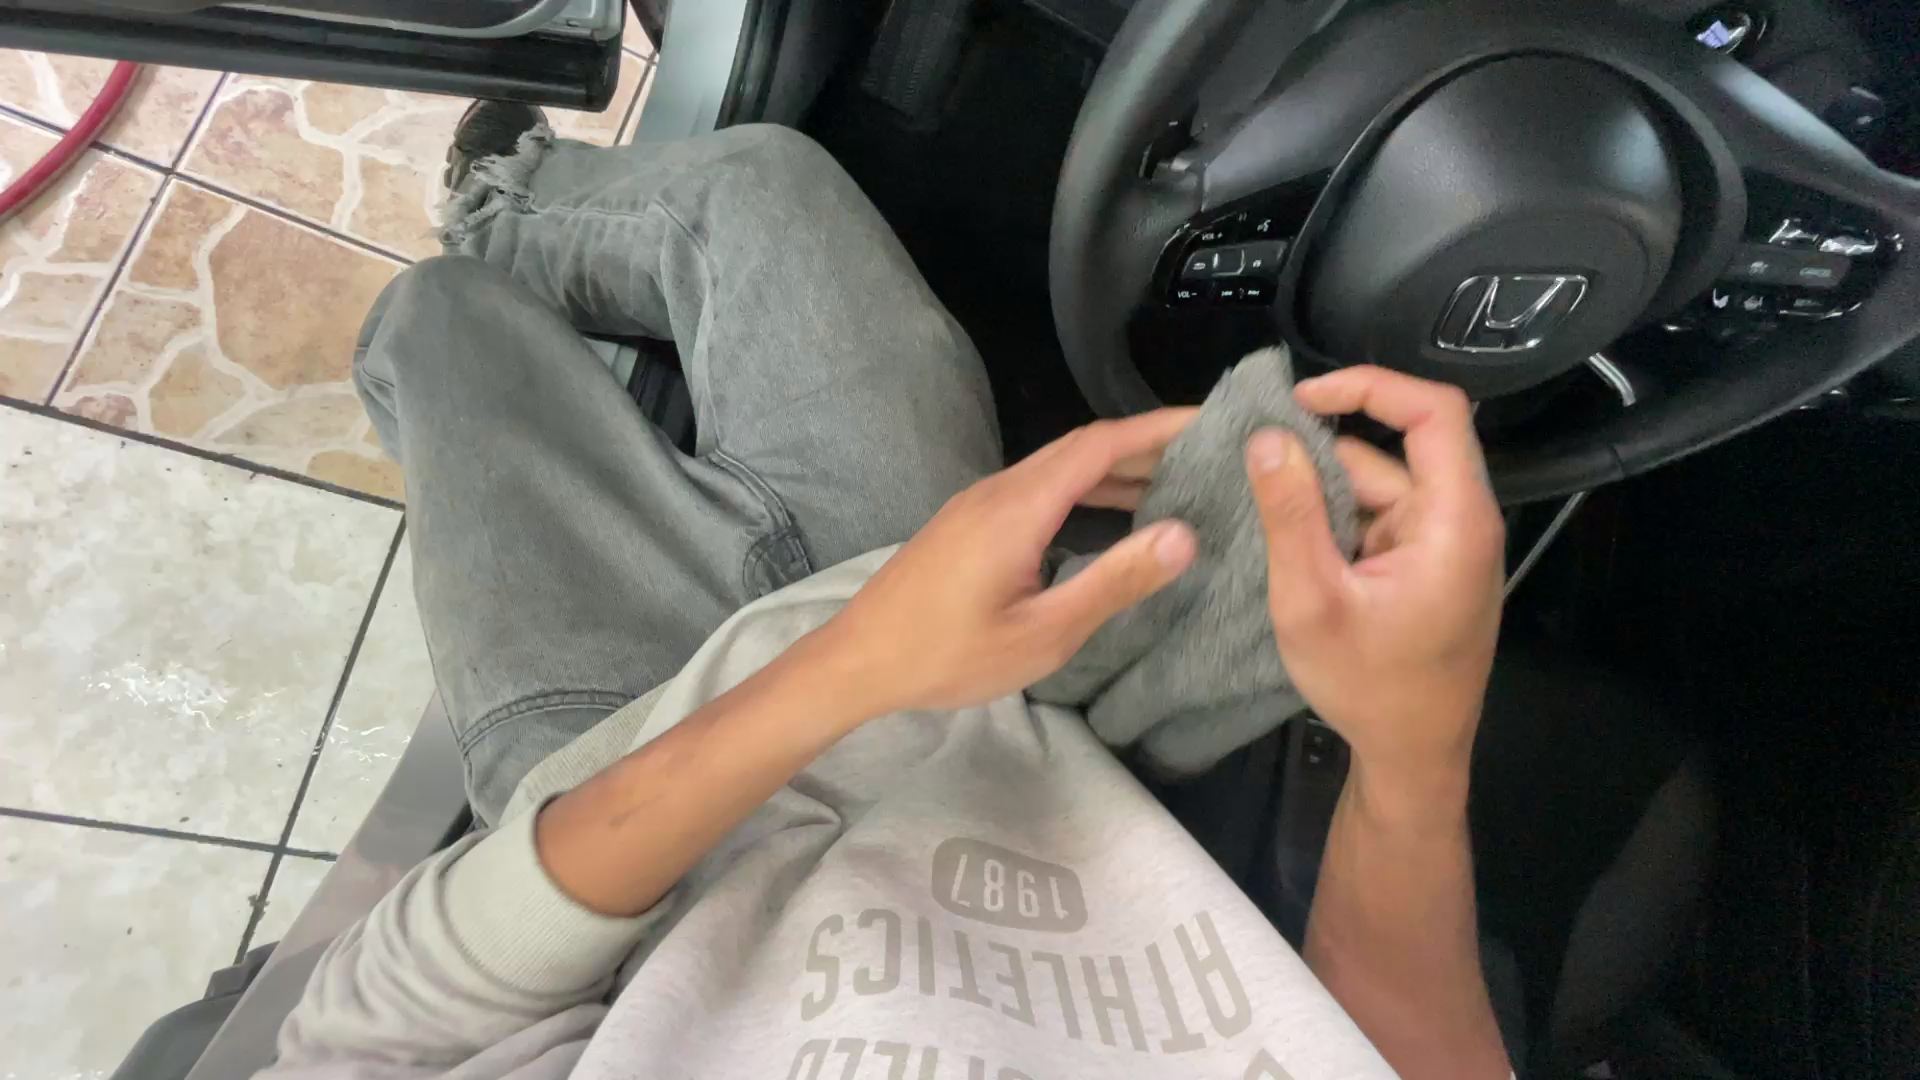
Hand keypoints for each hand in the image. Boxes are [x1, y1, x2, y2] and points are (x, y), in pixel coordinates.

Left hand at [818, 409, 1200, 715]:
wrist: (858, 659)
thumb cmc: (948, 655)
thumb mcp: (1042, 632)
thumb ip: (1113, 580)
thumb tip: (1183, 535)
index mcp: (1018, 507)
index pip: (1100, 444)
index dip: (1158, 427)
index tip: (1210, 422)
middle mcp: (997, 490)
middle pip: (1080, 447)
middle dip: (1143, 444)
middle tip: (1203, 455)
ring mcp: (977, 503)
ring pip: (1056, 468)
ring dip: (1112, 469)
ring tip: (1170, 483)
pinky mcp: (967, 521)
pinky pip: (1036, 489)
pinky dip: (1081, 491)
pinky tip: (1104, 515)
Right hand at [1246, 366, 1504, 808]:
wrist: (1410, 753)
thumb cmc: (1367, 684)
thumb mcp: (1312, 598)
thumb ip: (1290, 514)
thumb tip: (1266, 437)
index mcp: (1454, 520)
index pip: (1434, 414)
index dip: (1370, 388)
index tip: (1299, 400)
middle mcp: (1458, 522)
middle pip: (1391, 456)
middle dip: (1321, 459)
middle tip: (1252, 473)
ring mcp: (1441, 546)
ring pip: (1376, 491)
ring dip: (1321, 498)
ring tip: (1263, 521)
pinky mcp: (1423, 567)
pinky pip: (1374, 522)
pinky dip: (1331, 523)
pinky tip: (1293, 547)